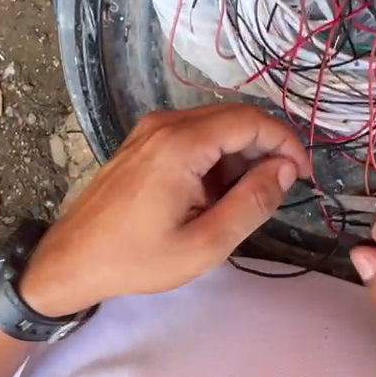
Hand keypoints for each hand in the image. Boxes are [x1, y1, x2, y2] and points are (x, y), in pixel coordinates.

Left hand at [19, 105, 310, 316]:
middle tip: (278, 191)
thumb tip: (285, 169)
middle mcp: (165, 123)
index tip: (303, 176)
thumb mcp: (205, 244)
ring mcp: (150, 130)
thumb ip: (252, 203)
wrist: (72, 260)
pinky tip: (213, 195)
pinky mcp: (142, 142)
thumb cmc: (137, 258)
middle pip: (234, 116)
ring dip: (239, 154)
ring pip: (214, 125)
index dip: (286, 143)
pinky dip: (215, 157)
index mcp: (181, 143)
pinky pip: (192, 134)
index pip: (251, 120)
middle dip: (266, 148)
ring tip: (241, 201)